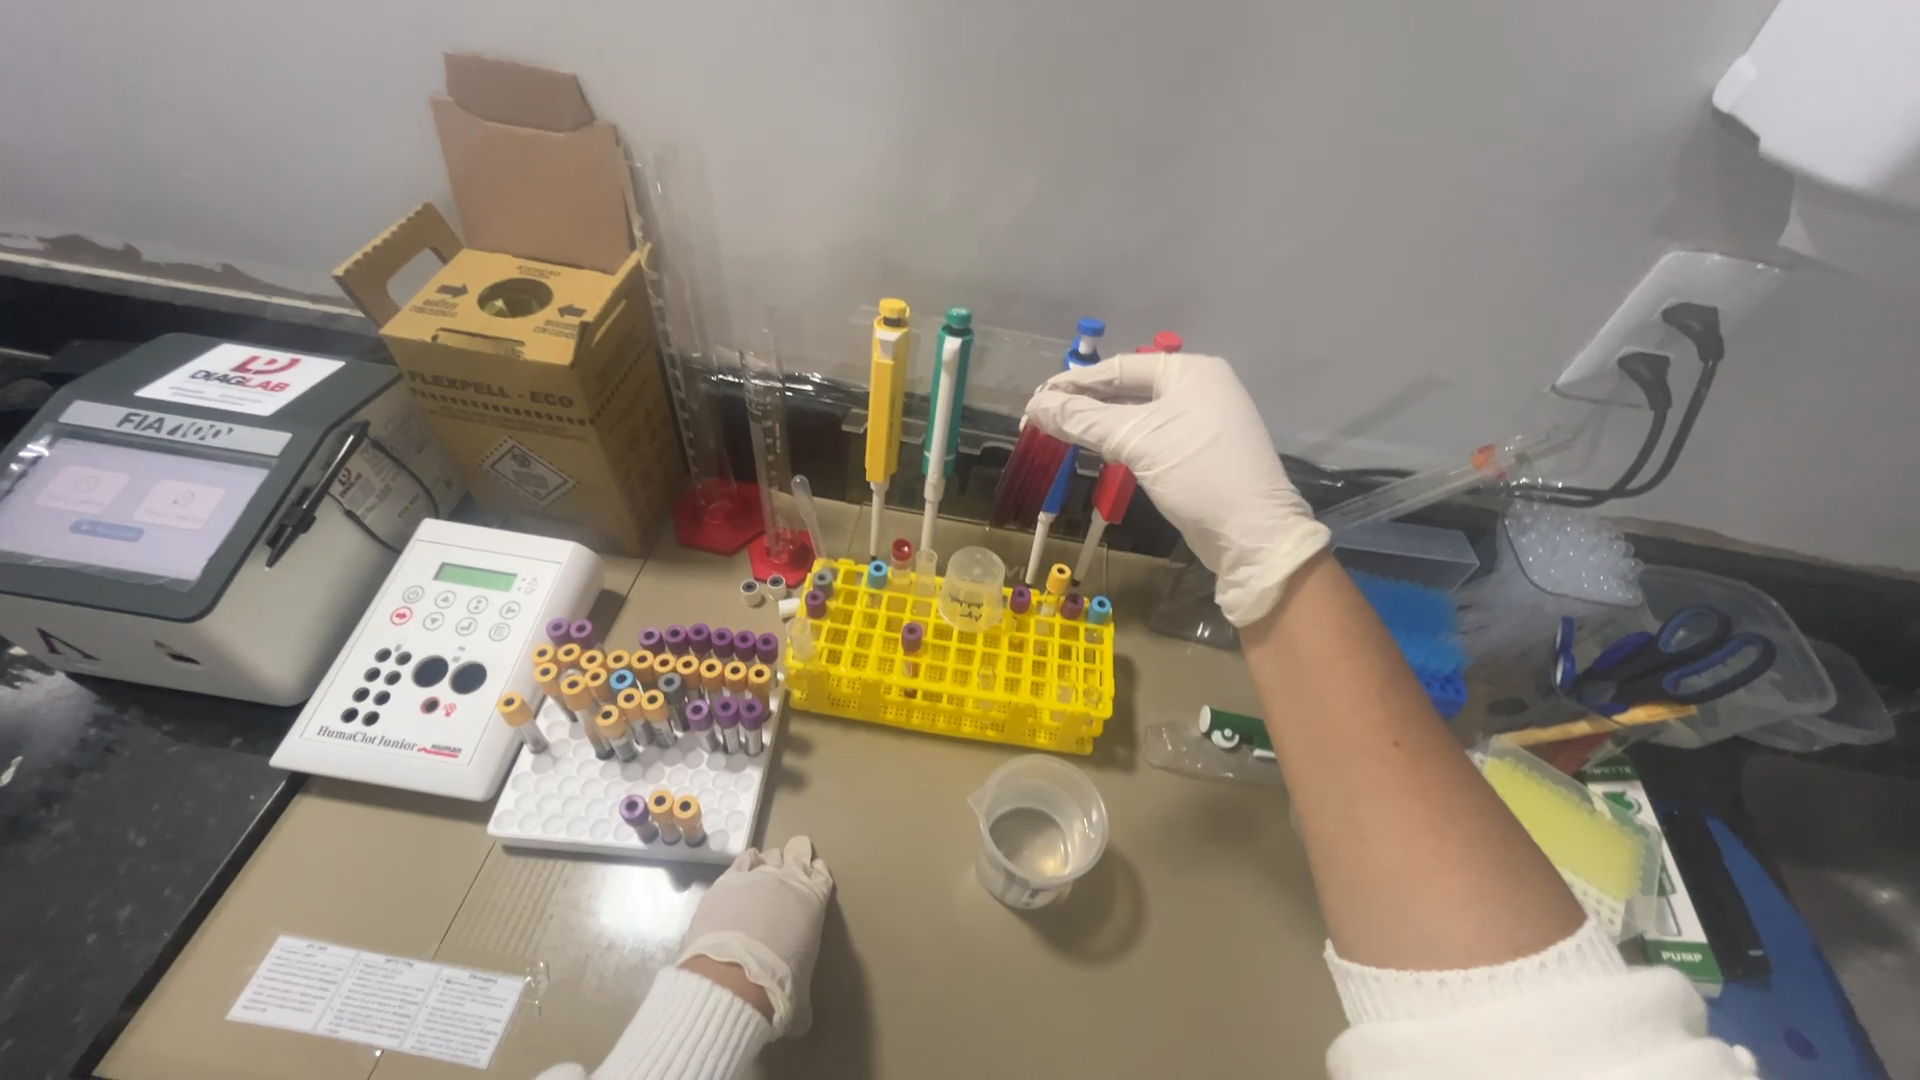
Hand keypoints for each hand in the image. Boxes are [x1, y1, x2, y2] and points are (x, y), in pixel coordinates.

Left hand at [677, 836, 832, 1036]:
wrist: (736, 977)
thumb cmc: (779, 984)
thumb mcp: (801, 996)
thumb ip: (804, 1000)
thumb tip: (801, 1021)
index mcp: (814, 901)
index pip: (822, 875)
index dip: (817, 874)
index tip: (813, 877)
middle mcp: (790, 880)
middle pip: (798, 854)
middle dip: (796, 858)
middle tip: (791, 866)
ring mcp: (758, 875)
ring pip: (769, 856)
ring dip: (769, 865)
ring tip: (763, 875)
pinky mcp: (728, 879)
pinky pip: (743, 860)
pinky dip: (745, 864)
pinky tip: (742, 872)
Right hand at [1024, 353, 1327, 625]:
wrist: (1252, 534)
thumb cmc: (1197, 474)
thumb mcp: (1137, 442)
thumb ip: (1083, 420)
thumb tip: (1035, 406)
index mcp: (1190, 371)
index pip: (1120, 368)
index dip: (1074, 383)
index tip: (1035, 399)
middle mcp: (1198, 388)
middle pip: (1127, 389)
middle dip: (1083, 403)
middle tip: (1040, 418)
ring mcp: (1200, 421)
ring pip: (1137, 415)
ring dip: (1098, 423)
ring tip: (1058, 432)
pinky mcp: (1196, 452)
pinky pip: (1150, 436)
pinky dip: (1120, 441)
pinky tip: (1094, 448)